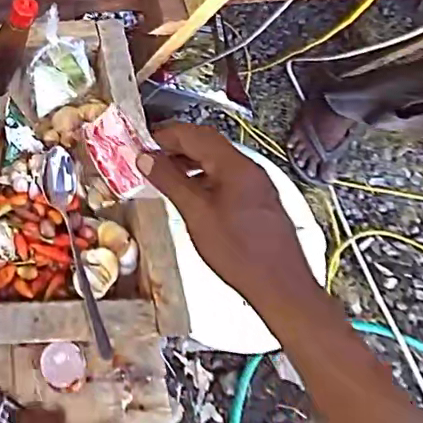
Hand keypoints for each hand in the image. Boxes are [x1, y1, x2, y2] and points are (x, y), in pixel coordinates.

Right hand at [136, 123, 318, 305]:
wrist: (281, 287)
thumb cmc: (239, 252)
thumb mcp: (195, 214)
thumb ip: (170, 181)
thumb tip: (146, 158)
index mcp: (234, 166)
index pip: (193, 134)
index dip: (164, 135)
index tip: (141, 143)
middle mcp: (248, 168)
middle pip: (206, 142)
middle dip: (175, 145)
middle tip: (149, 156)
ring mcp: (256, 183)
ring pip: (216, 159)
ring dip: (188, 160)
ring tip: (164, 173)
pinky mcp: (258, 199)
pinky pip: (225, 175)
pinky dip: (203, 175)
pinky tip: (190, 192)